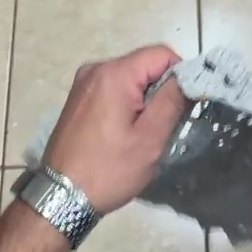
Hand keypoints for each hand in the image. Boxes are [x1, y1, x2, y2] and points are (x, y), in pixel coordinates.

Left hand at [41, 45, 190, 212]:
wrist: (59, 197)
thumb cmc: (109, 169)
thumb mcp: (150, 138)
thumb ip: (173, 101)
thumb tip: (192, 75)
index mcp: (114, 73)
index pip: (162, 54)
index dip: (180, 75)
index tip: (183, 107)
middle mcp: (96, 68)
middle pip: (145, 64)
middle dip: (162, 89)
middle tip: (164, 126)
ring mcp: (84, 83)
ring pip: (131, 77)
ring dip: (145, 99)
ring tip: (144, 133)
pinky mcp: (79, 98)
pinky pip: (114, 88)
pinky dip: (127, 103)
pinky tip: (125, 132)